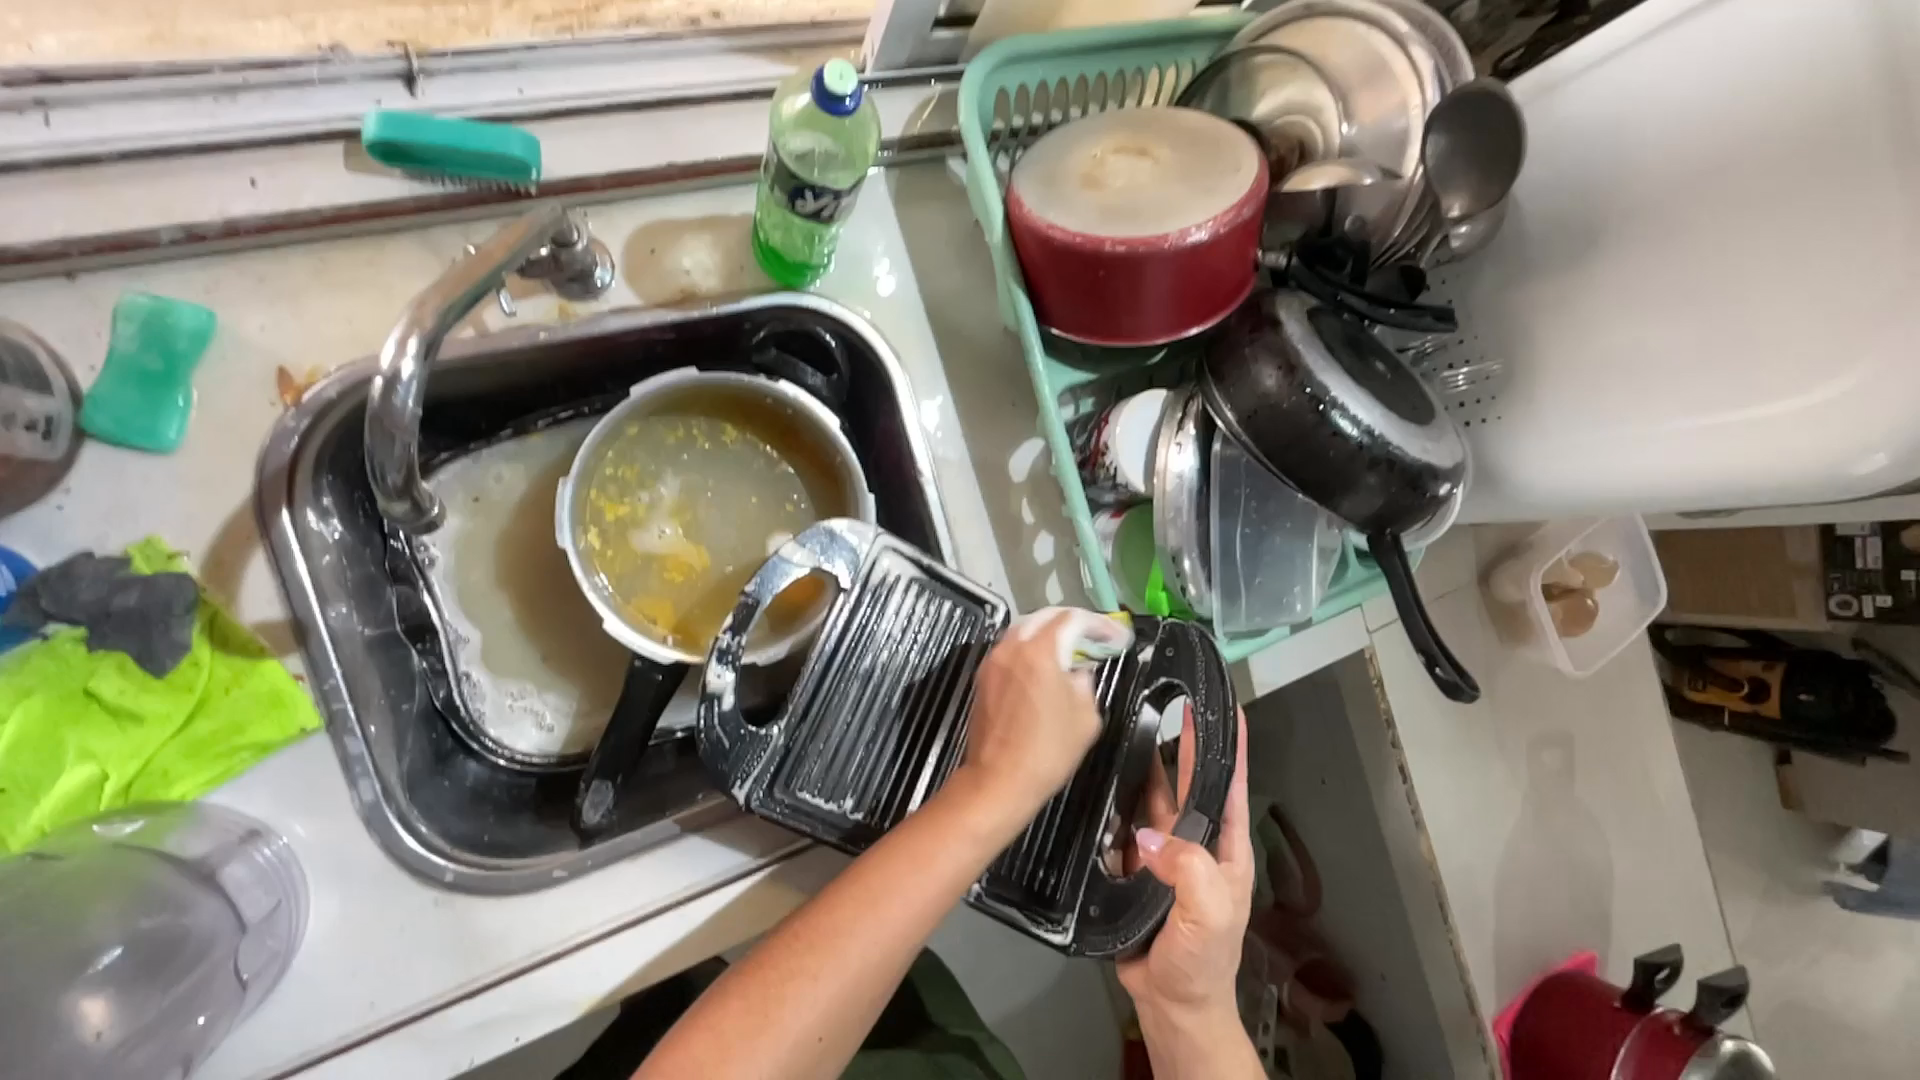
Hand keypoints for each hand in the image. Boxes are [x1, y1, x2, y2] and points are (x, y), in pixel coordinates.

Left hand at [954, 608, 1109, 822]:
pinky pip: (1010, 650)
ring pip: (1023, 630)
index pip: (1072, 619)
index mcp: (1040, 652)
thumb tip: (1076, 673)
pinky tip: (1045, 667)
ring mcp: (993, 662)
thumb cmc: (1047, 752)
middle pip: (1044, 617)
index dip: (1100, 624)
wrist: (998, 780)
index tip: (1118, 636)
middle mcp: (1012, 648)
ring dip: (1049, 633)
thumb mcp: (1086, 719)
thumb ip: (1086, 684)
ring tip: (1071, 649)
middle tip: (1095, 636)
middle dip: (1072, 622)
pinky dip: (1031, 649)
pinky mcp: (983, 678)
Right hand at [1116, 705, 1253, 1023]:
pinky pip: (1119, 823)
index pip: (1230, 784)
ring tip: (1121, 727)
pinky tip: (1094, 775)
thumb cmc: (1202, 961)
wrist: (1170, 1003)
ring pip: (1149, 796)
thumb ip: (1189, 871)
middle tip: (1165, 698)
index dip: (1229, 745)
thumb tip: (1147, 837)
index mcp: (1224, 845)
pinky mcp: (1132, 863)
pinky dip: (1109, 800)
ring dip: (1139, 766)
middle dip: (1180, 740)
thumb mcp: (1210, 914)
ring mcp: (1161, 851)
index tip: (1226, 706)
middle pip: (1186, 779)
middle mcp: (1193, 839)